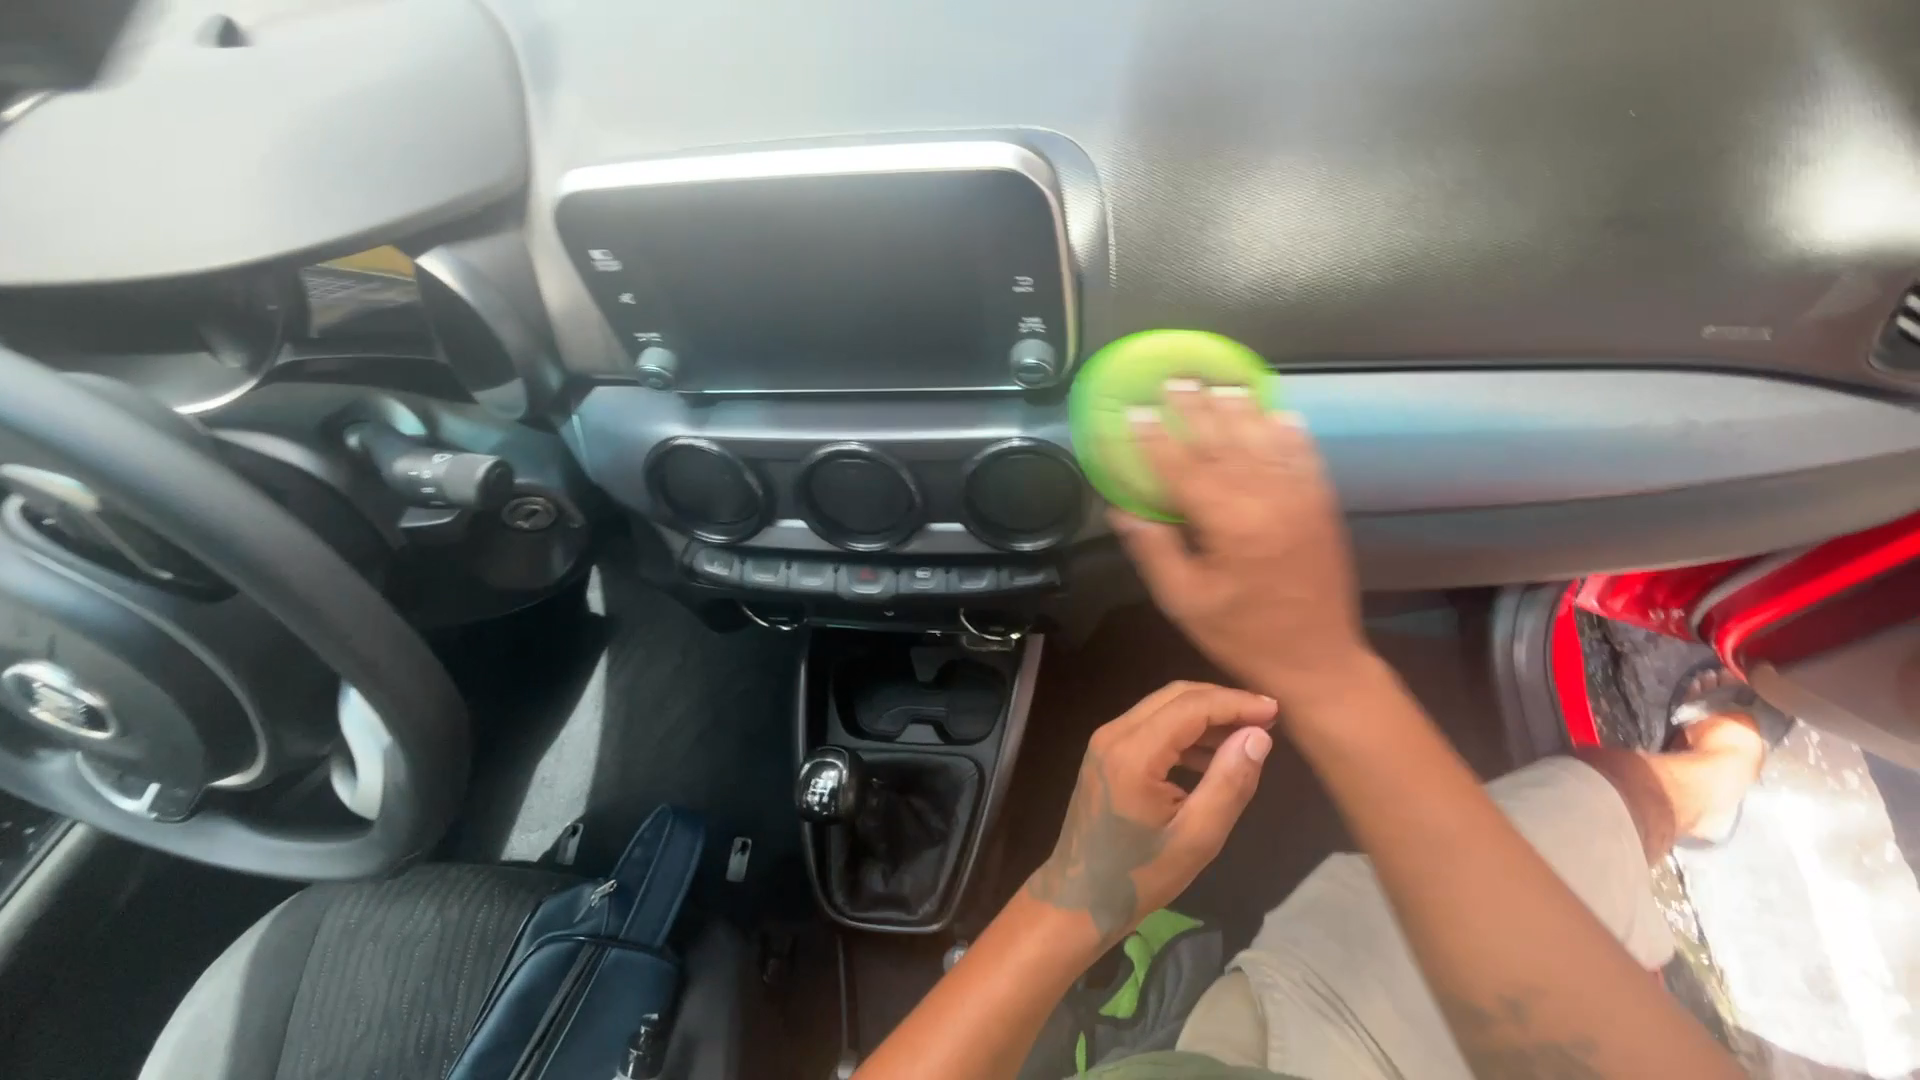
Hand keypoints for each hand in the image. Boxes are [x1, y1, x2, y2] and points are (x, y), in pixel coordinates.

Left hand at [1025, 681, 1276, 945]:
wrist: (1079, 897)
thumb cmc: (1140, 875)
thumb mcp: (1198, 837)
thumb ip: (1229, 782)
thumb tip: (1258, 735)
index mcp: (1134, 753)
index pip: (1192, 706)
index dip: (1236, 702)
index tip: (1276, 710)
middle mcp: (1114, 734)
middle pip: (1175, 696)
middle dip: (1223, 701)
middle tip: (1267, 719)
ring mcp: (1105, 741)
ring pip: (1162, 707)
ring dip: (1204, 715)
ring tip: (1247, 739)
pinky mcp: (1105, 752)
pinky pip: (1150, 726)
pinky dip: (1184, 731)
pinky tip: (1212, 757)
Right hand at [1113, 380, 1371, 709]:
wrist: (1318, 661)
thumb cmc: (1241, 635)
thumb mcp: (1184, 600)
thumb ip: (1153, 548)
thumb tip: (1120, 508)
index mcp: (1228, 522)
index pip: (1182, 468)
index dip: (1155, 439)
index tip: (1134, 411)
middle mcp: (1267, 499)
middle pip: (1224, 442)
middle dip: (1196, 409)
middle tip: (1174, 379)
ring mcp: (1300, 498)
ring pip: (1265, 440)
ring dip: (1240, 409)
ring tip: (1219, 383)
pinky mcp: (1323, 506)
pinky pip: (1304, 457)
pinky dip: (1289, 433)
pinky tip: (1278, 414)